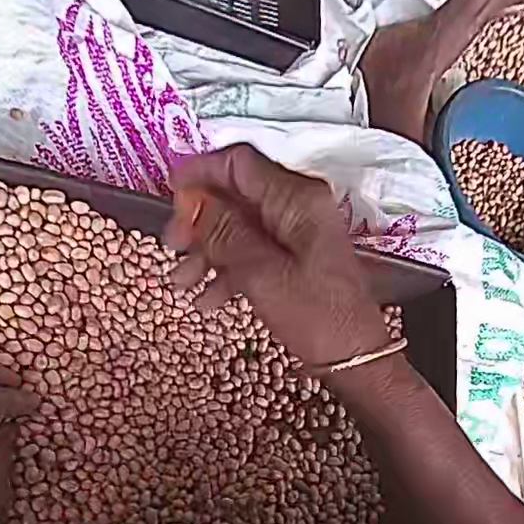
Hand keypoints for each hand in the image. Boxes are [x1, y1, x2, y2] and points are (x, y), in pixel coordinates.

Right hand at [165, 144, 392, 366]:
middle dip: (199, 222)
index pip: (239, 164)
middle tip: (172, 248)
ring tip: (182, 283)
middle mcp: (298, 208)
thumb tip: (192, 200)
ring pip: (240, 230)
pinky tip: (208, 301)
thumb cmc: (315, 316)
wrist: (354, 359)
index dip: (199, 174)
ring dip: (208, 254)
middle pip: (236, 198)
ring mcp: (298, 237)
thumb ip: (224, 233)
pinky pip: (254, 256)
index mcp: (296, 199)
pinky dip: (229, 273)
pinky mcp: (296, 264)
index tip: (169, 194)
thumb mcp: (261, 274)